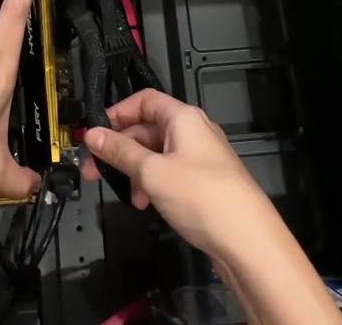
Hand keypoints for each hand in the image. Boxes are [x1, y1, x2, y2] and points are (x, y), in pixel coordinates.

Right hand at [81, 90, 283, 258]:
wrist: (249, 241)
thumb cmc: (201, 197)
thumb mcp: (152, 173)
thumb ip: (120, 152)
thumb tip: (92, 134)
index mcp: (183, 117)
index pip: (144, 100)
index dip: (117, 113)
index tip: (95, 134)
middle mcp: (193, 131)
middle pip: (148, 128)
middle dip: (120, 148)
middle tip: (94, 171)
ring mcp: (200, 157)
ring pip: (157, 153)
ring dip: (136, 170)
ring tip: (126, 195)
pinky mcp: (204, 182)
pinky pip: (170, 172)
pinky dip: (153, 183)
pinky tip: (146, 204)